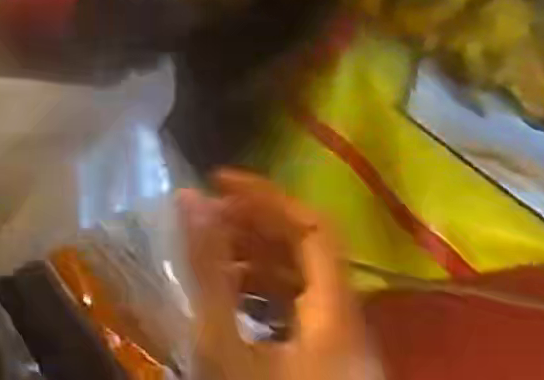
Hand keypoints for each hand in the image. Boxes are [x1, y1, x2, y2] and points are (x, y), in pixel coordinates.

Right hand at [182, 169, 378, 379]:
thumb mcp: (226, 345)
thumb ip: (208, 269)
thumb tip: (191, 197)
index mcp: (337, 318)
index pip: (315, 228)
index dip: (266, 195)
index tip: (215, 181)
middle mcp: (352, 328)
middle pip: (311, 249)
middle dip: (254, 222)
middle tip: (203, 212)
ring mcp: (345, 351)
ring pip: (305, 278)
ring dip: (255, 251)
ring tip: (207, 248)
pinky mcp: (331, 366)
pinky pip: (302, 306)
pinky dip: (263, 284)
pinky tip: (228, 291)